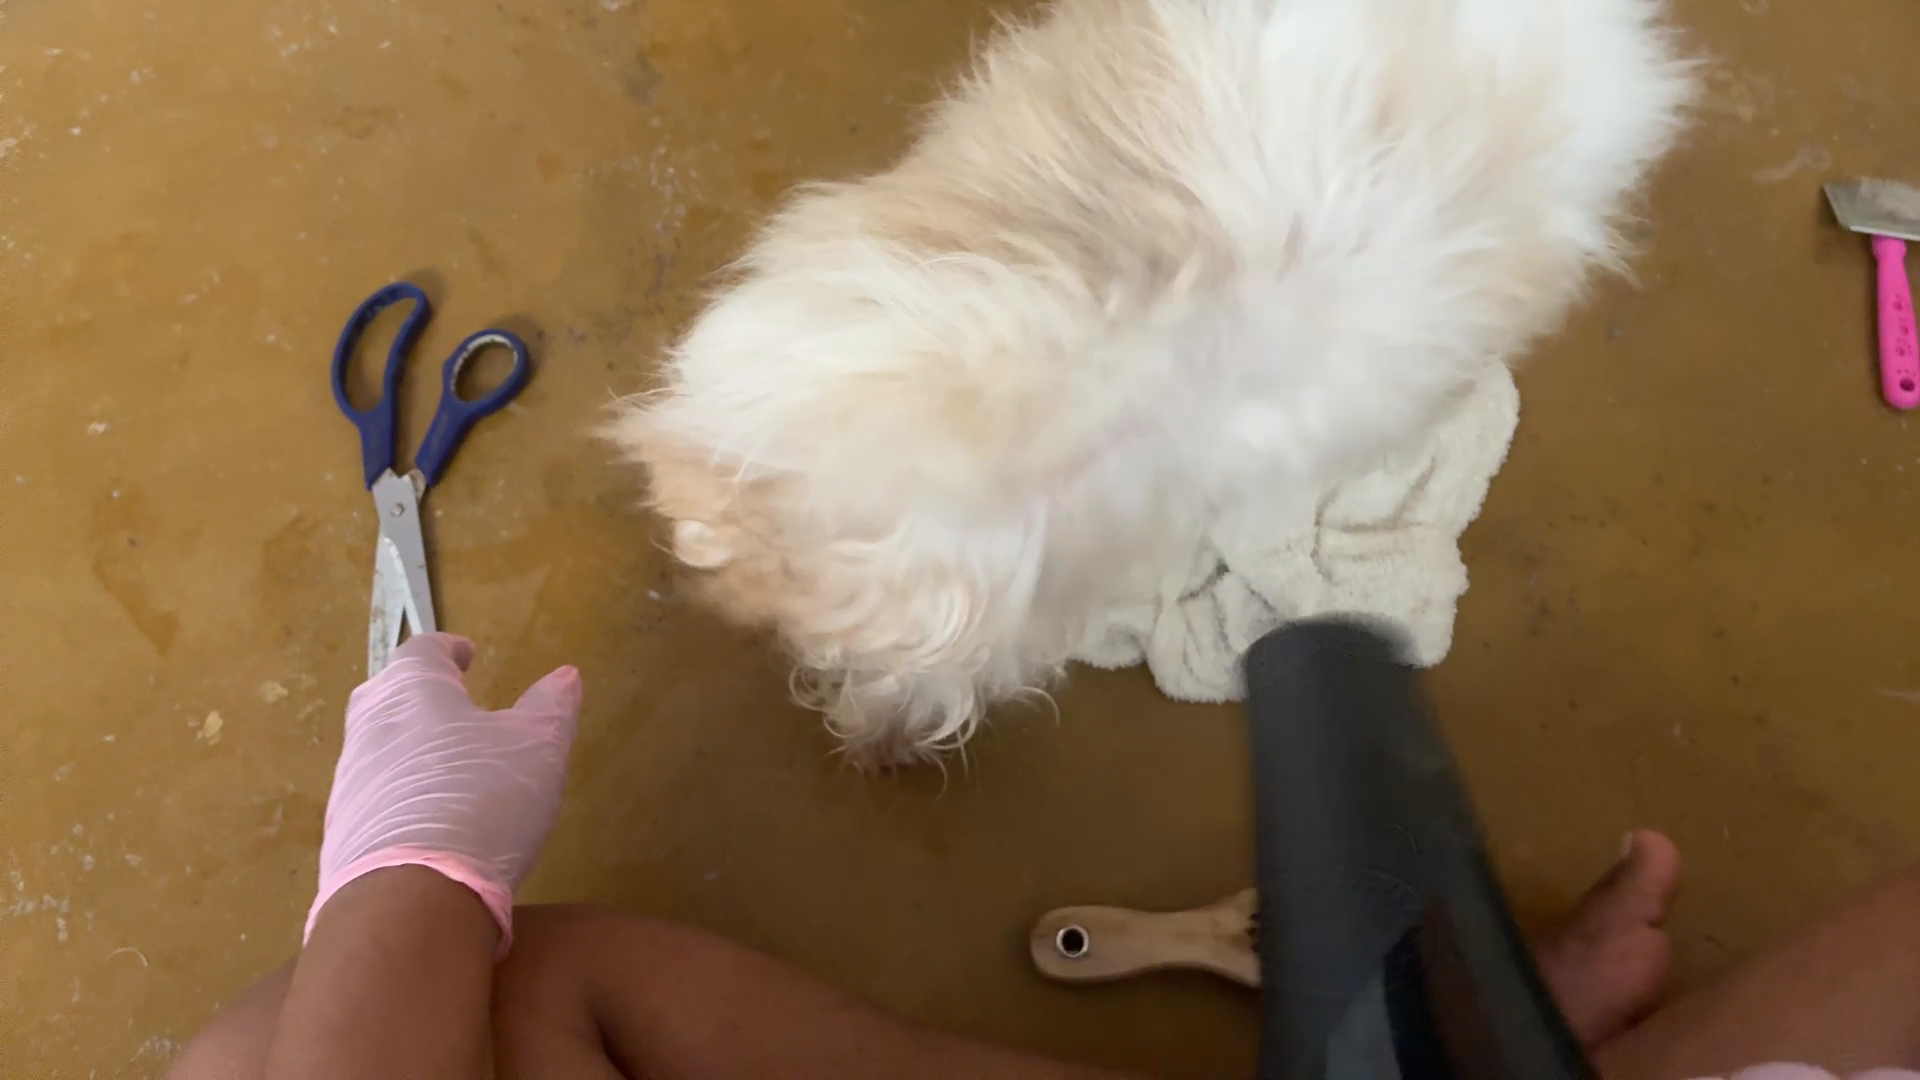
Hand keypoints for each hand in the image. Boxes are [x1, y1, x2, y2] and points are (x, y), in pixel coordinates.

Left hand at [307, 634, 580, 950]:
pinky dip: (404, 790)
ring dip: (410, 744)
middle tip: (450, 699)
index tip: (466, 652)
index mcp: (414, 693)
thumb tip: (565, 675)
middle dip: (416, 691)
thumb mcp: (540, 743)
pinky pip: (376, 795)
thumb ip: (552, 705)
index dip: (446, 648)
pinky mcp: (345, 837)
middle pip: (386, 695)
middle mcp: (372, 730)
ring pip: (377, 747)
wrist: (412, 899)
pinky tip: (437, 813)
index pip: (422, 652)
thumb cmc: (484, 794)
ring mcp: (351, 786)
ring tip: (453, 759)